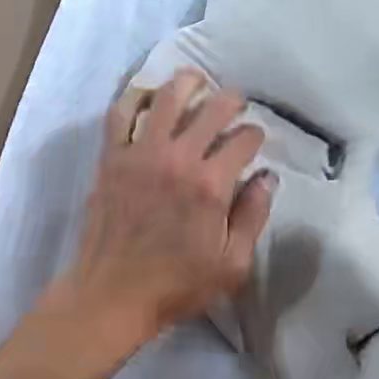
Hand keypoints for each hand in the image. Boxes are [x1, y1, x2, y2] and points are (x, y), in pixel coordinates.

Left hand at [48, 68, 275, 347]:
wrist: (111, 296)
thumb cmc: (177, 285)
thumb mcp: (233, 263)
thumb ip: (254, 215)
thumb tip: (267, 177)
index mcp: (210, 185)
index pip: (243, 140)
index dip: (256, 135)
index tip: (256, 140)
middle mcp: (178, 159)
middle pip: (211, 109)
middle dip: (231, 100)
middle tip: (236, 103)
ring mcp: (140, 154)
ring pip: (166, 98)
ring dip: (187, 83)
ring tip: (197, 81)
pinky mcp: (112, 158)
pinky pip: (120, 114)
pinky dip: (135, 97)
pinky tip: (148, 95)